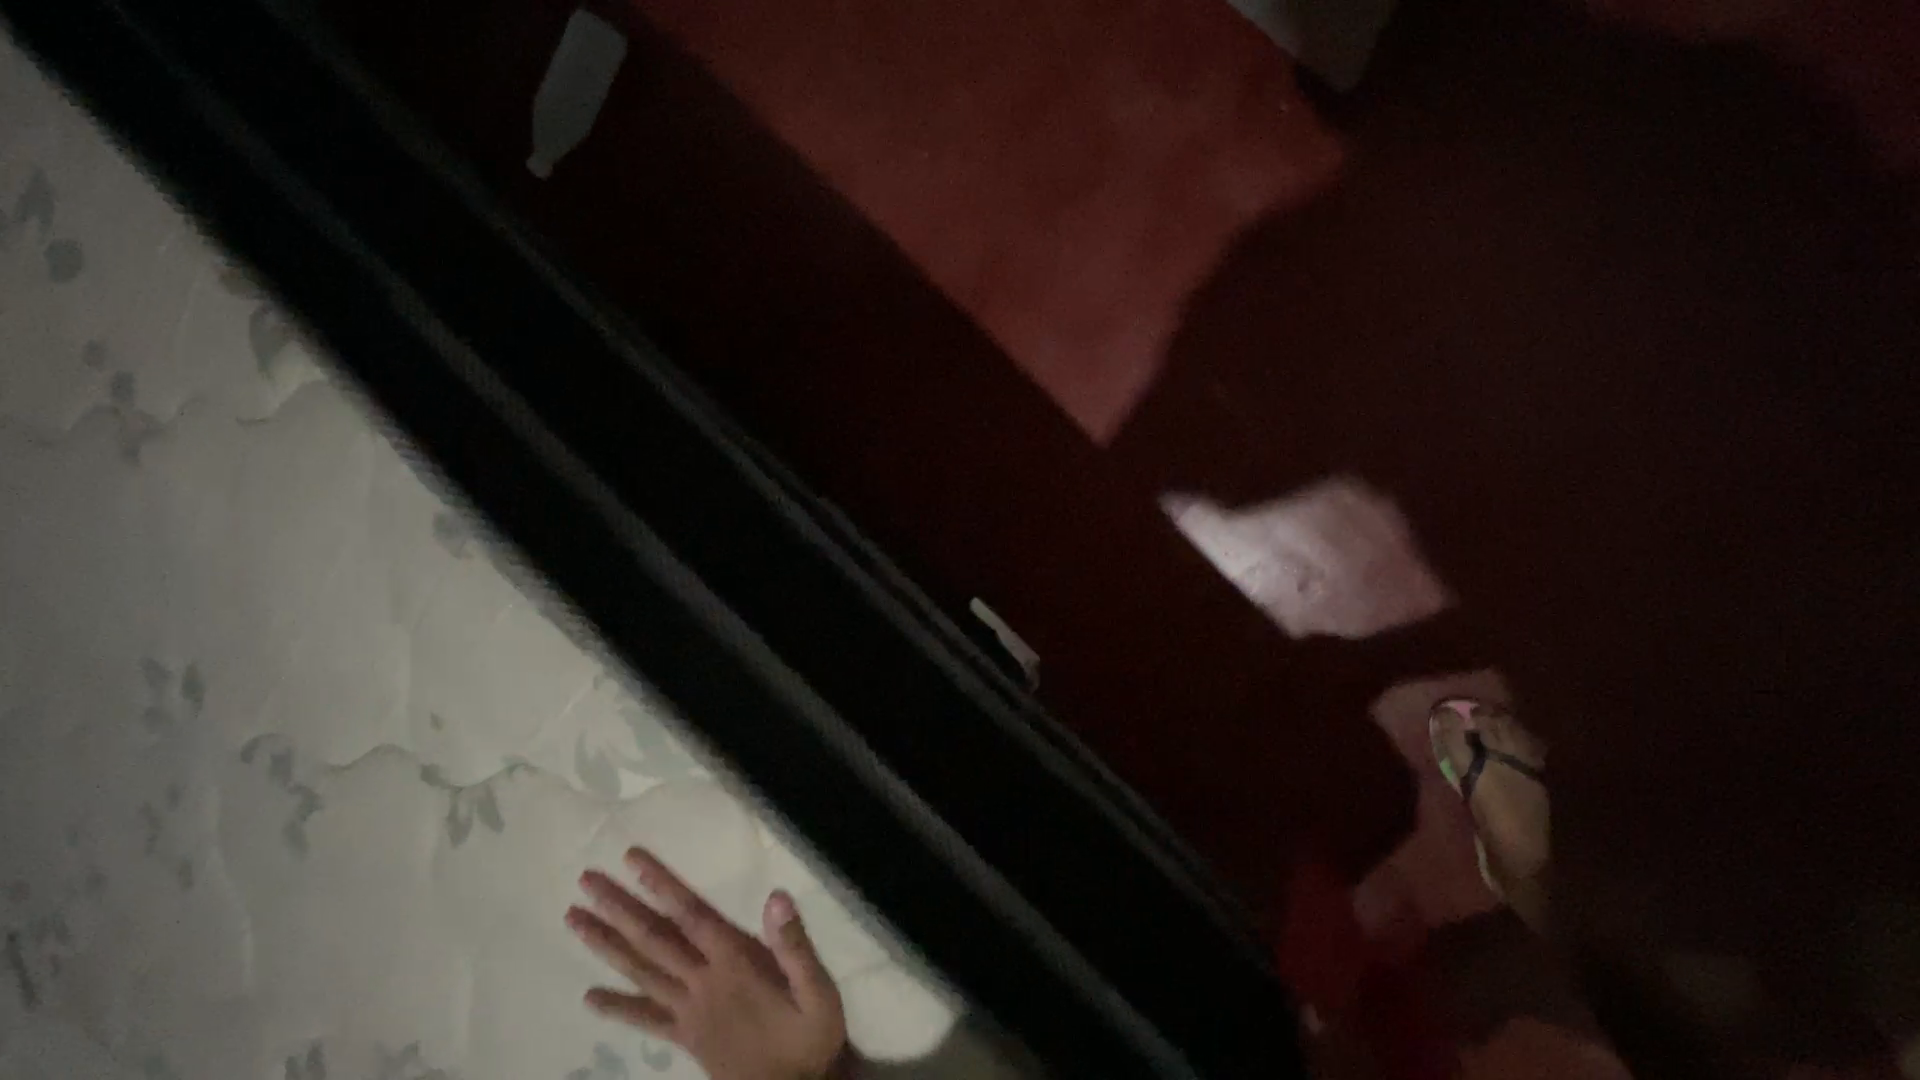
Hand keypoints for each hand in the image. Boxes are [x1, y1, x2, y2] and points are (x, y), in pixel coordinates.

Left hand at [567, 847, 849, 1079]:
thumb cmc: (809, 1037)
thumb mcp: (818, 991)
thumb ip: (794, 945)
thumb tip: (776, 896)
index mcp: (734, 964)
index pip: (690, 915)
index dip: (661, 885)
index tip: (632, 860)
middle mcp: (702, 983)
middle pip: (653, 939)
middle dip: (619, 908)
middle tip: (585, 882)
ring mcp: (689, 1012)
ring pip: (640, 972)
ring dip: (606, 945)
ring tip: (575, 921)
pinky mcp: (685, 1037)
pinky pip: (646, 1020)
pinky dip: (617, 1008)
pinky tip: (589, 999)